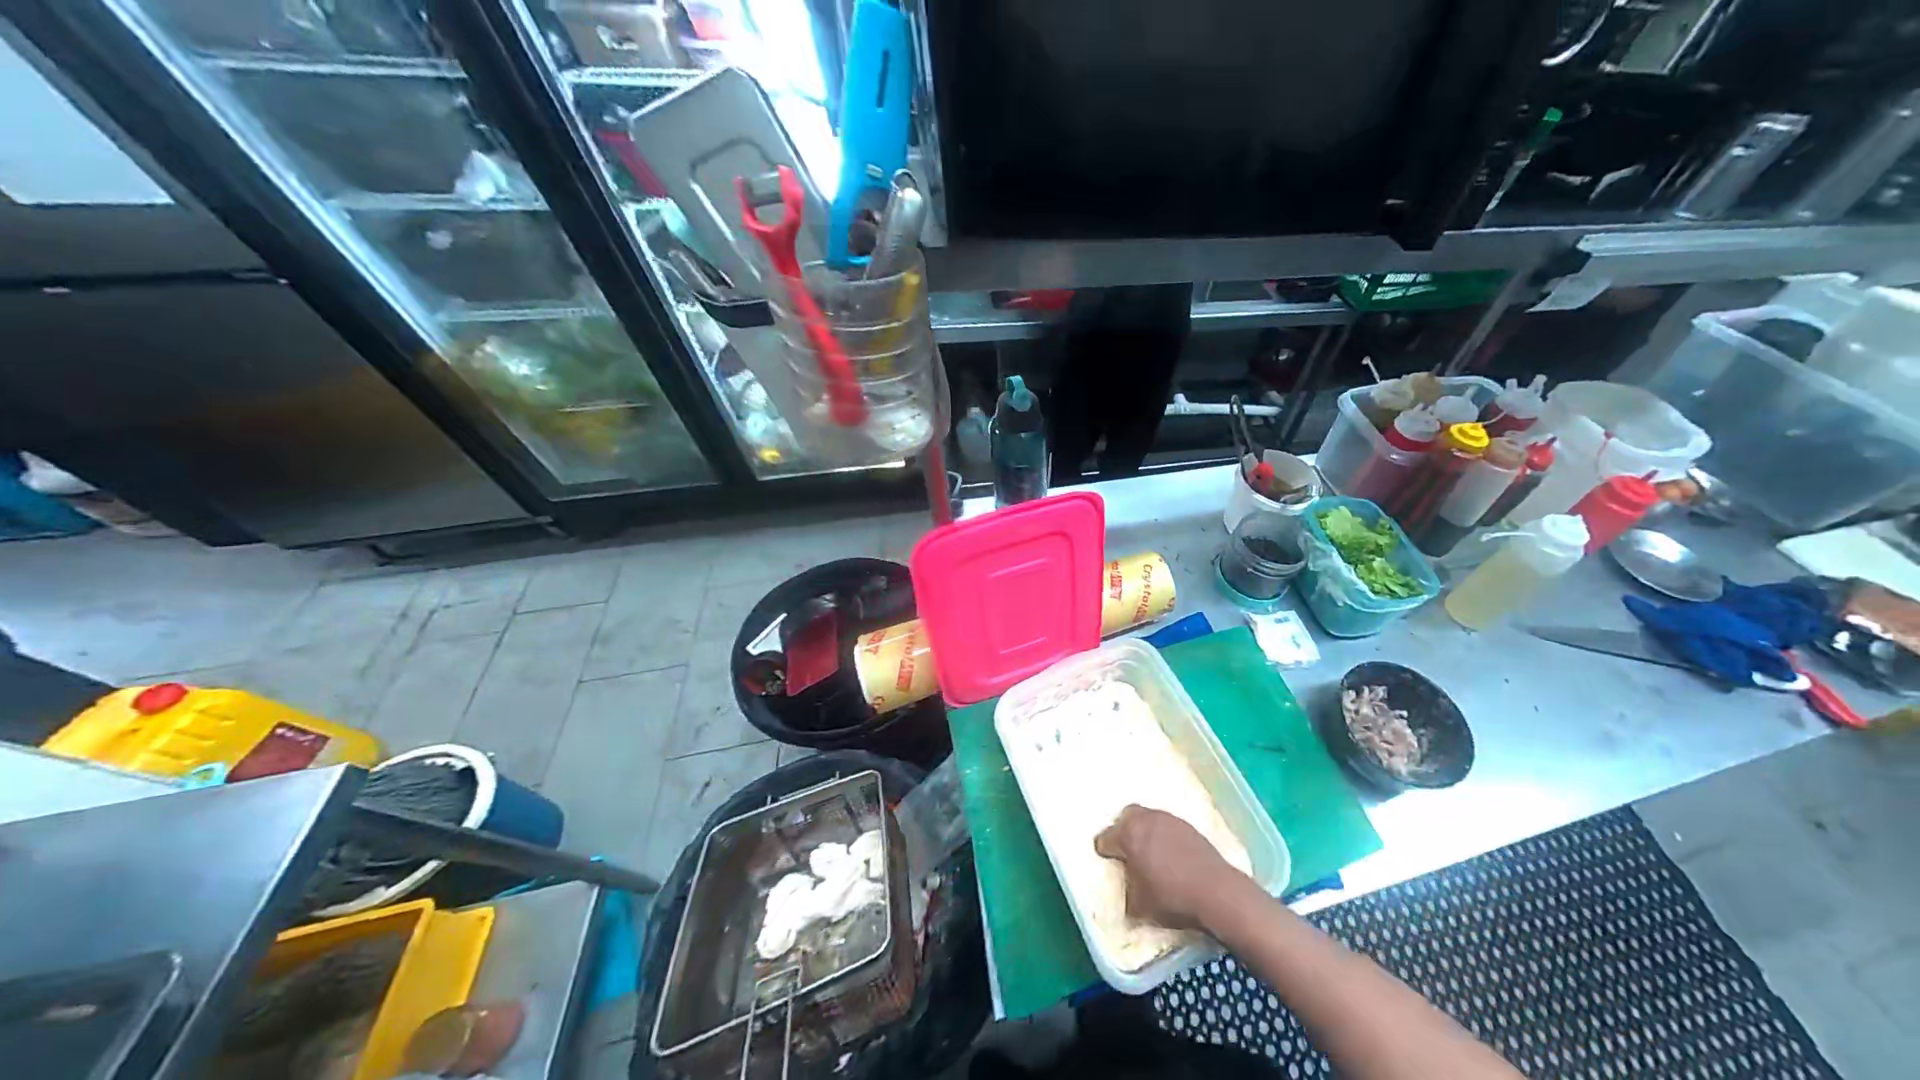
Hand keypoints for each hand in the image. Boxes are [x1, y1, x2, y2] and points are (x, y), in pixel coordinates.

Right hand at [1094, 805, 1248, 931]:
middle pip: (1126, 818)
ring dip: (1146, 833)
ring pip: (1149, 819)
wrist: (1218, 893)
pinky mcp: (1190, 826)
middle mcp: (1146, 820)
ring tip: (1153, 856)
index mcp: (1127, 835)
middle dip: (1123, 832)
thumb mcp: (1139, 906)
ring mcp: (1170, 820)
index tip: (1110, 864)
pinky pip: (1169, 827)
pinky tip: (1173, 857)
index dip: (1105, 853)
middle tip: (1128, 853)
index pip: (1105, 839)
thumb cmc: (1172, 898)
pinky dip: (1165, 837)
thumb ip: (1127, 892)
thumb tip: (1129, 889)